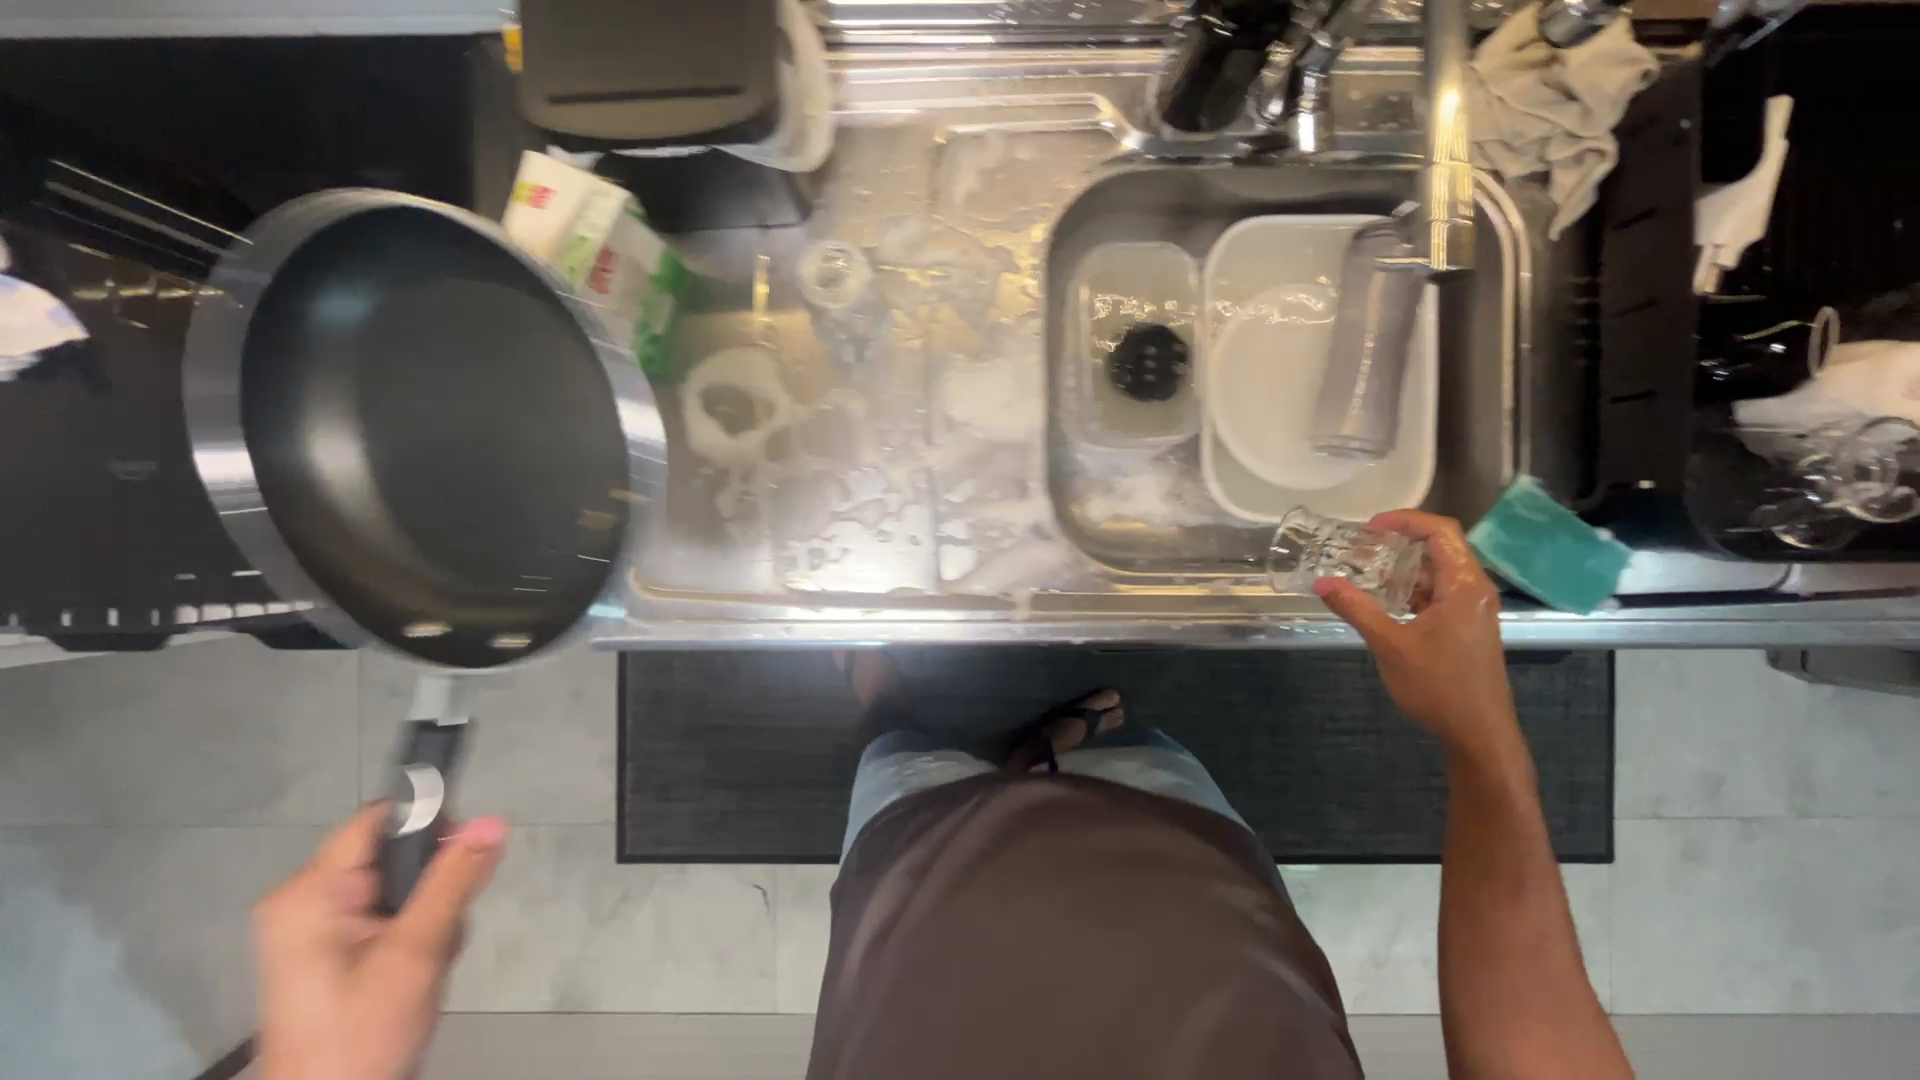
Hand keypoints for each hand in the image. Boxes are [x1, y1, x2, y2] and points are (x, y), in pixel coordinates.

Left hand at [253, 805, 507, 1079]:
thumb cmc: (362, 1035)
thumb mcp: (416, 953)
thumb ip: (454, 881)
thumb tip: (494, 820)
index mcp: (308, 894)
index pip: (378, 820)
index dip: (428, 826)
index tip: (466, 856)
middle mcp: (307, 901)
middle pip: (395, 853)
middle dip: (435, 885)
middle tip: (444, 929)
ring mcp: (319, 927)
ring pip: (403, 885)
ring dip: (433, 915)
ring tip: (430, 960)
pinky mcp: (336, 948)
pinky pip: (394, 912)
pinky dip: (420, 933)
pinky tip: (421, 968)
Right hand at [1314, 510, 1519, 755]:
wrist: (1479, 733)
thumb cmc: (1439, 685)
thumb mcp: (1390, 645)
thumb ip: (1356, 608)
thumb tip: (1322, 583)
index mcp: (1463, 585)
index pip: (1440, 531)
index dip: (1405, 520)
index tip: (1368, 527)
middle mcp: (1473, 590)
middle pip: (1439, 547)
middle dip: (1398, 541)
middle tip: (1358, 548)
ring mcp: (1472, 610)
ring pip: (1437, 572)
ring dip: (1402, 567)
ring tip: (1363, 570)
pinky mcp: (1466, 628)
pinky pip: (1438, 593)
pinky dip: (1410, 588)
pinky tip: (1382, 600)